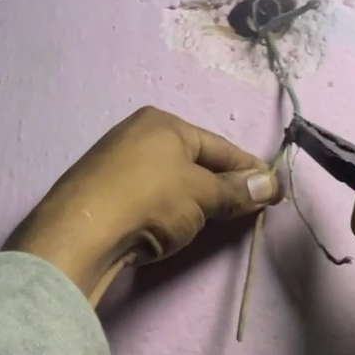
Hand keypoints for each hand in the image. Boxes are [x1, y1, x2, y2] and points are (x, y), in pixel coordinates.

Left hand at [4, 107, 280, 302]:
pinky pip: (148, 196)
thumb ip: (237, 190)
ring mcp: (115, 162)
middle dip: (222, 184)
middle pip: (193, 161)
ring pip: (170, 180)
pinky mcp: (100, 192)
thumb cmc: (150, 199)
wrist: (81, 232)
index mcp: (163, 122)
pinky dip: (167, 208)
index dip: (249, 168)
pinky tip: (173, 226)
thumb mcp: (202, 194)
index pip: (218, 146)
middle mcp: (138, 133)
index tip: (273, 188)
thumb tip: (269, 183)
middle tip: (248, 208)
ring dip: (194, 199)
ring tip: (214, 220)